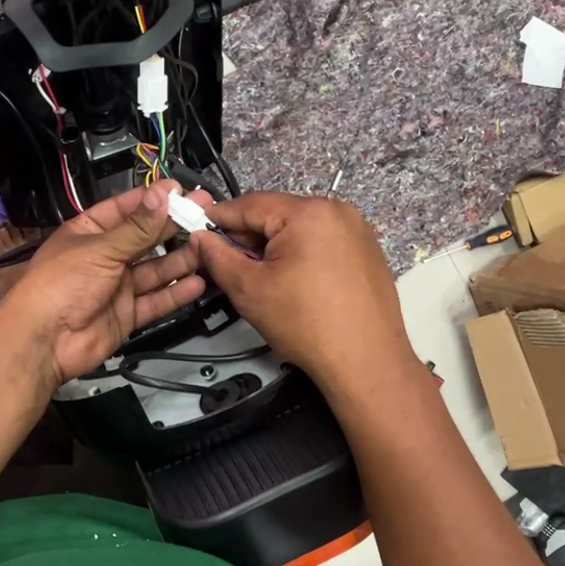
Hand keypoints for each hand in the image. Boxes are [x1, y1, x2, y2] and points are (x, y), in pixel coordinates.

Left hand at [0, 182, 209, 386]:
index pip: (125, 209)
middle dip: (172, 227)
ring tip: (207, 247)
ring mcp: (116, 287)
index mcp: (88, 232)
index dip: (152, 199)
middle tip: (204, 214)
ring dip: (179, 260)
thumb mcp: (101, 248)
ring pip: (154, 270)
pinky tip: (196, 282)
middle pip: (144, 239)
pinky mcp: (126, 315)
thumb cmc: (61, 284)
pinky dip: (175, 293)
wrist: (44, 341)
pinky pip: (155, 301)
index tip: (181, 191)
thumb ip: (137, 227)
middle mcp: (104, 257)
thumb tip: (162, 195)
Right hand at [192, 192, 412, 393]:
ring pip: (299, 228)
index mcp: (308, 212)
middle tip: (227, 263)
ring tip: (260, 277)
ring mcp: (357, 229)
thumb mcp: (249, 289)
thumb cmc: (305, 323)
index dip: (219, 218)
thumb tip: (200, 237)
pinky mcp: (367, 250)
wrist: (366, 362)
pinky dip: (300, 253)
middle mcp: (337, 211)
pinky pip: (322, 241)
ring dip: (274, 246)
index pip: (250, 204)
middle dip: (249, 236)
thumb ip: (218, 256)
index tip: (197, 232)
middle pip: (277, 213)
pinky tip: (293, 283)